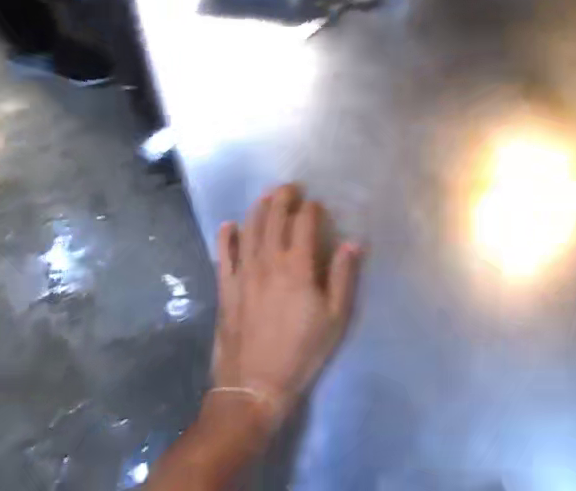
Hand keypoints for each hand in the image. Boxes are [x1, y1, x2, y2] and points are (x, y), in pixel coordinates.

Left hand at [211, 184, 361, 420]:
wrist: (254, 388)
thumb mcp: (334, 318)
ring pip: (249, 230)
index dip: (311, 209)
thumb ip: (343, 277)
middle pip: (274, 218)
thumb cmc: (301, 352)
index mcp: (297, 267)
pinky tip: (228, 225)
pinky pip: (224, 256)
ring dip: (258, 208)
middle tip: (290, 187)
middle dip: (283, 198)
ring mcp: (243, 274)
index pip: (304, 223)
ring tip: (266, 195)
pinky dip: (226, 237)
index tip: (316, 204)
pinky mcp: (226, 289)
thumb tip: (352, 243)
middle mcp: (268, 262)